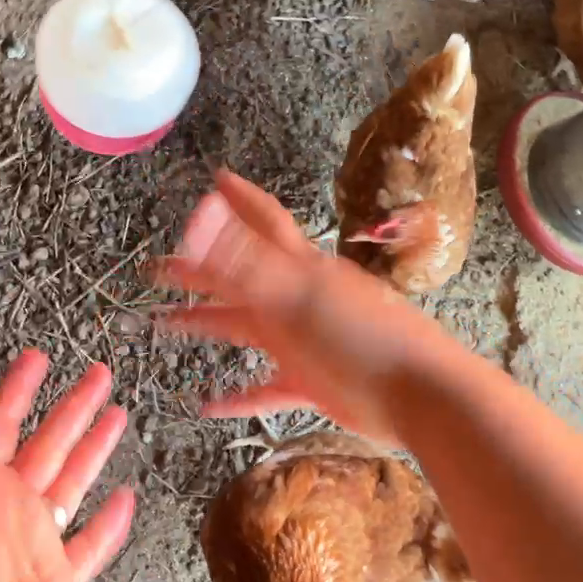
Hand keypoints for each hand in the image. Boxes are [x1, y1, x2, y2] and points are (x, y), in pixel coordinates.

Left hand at [0, 351, 134, 581]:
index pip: (4, 424)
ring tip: (115, 414)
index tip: (37, 357)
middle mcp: (10, 510)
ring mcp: (35, 545)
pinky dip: (111, 523)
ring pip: (74, 483)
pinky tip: (126, 499)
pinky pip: (91, 546)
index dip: (20, 388)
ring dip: (95, 449)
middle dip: (73, 406)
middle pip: (51, 444)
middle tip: (97, 372)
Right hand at [156, 169, 448, 443]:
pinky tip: (207, 404)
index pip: (262, 219)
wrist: (423, 395)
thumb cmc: (361, 335)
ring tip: (163, 321)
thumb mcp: (296, 293)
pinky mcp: (311, 382)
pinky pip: (265, 388)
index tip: (215, 178)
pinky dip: (237, 395)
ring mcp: (302, 340)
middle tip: (159, 266)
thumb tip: (202, 213)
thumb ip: (245, 259)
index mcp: (297, 266)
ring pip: (243, 326)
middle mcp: (296, 296)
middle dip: (199, 267)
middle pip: (239, 275)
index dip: (239, 198)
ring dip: (206, 322)